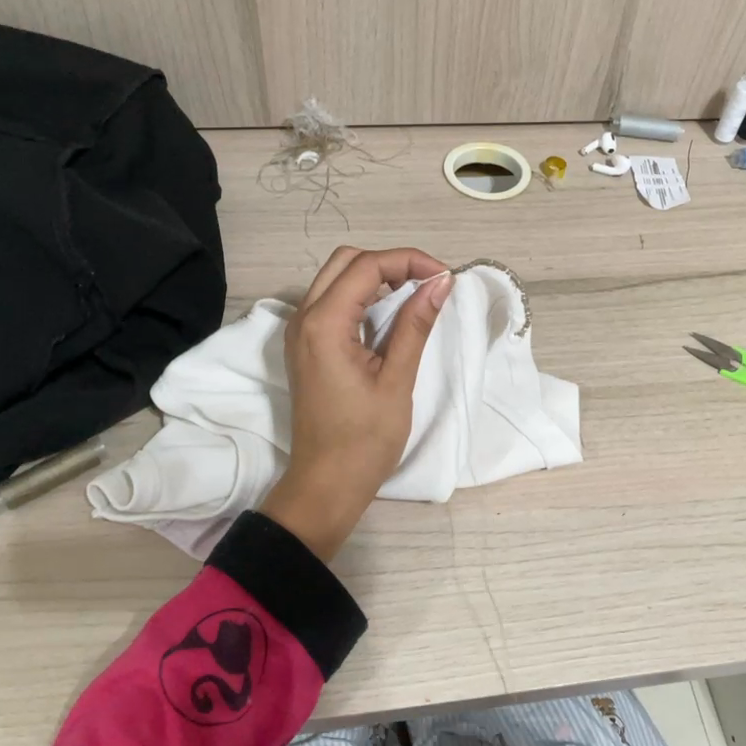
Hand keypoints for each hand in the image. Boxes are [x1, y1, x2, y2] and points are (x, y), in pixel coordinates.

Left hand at [260, 246, 452, 559]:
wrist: (325, 484)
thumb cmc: (364, 440)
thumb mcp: (397, 381)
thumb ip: (415, 326)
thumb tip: (440, 283)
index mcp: (324, 324)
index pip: (367, 266)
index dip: (409, 261)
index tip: (445, 277)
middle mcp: (304, 318)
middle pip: (346, 261)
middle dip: (391, 263)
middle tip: (429, 284)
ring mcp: (300, 332)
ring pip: (336, 277)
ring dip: (376, 277)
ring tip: (416, 295)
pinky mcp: (306, 346)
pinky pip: (332, 301)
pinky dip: (362, 296)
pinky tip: (391, 315)